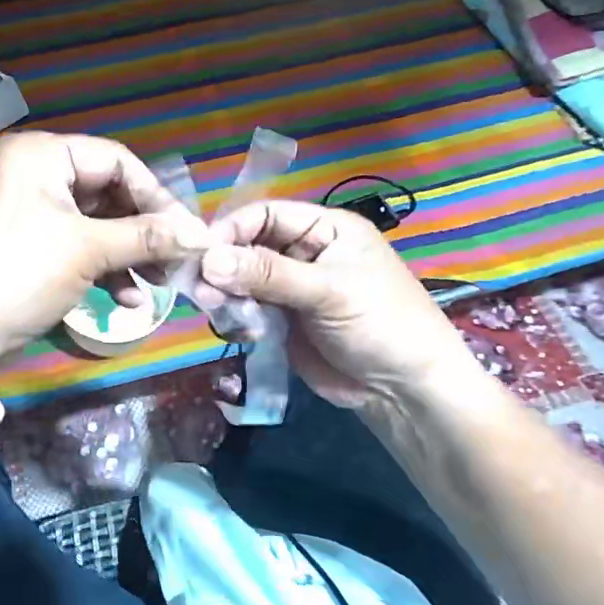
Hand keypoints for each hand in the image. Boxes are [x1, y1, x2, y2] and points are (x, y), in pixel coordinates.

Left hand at [0, 132, 208, 398]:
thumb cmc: (18, 275)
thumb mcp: (87, 251)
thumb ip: (147, 237)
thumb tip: (203, 235)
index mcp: (39, 155)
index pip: (115, 160)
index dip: (156, 196)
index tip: (189, 232)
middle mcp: (29, 174)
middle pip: (105, 193)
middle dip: (143, 232)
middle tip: (176, 263)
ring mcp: (24, 213)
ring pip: (92, 226)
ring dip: (127, 256)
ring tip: (157, 287)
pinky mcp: (22, 249)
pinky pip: (73, 249)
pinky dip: (101, 271)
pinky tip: (126, 301)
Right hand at [191, 200, 481, 408]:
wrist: (403, 390)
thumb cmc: (381, 324)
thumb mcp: (328, 292)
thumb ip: (267, 274)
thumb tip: (208, 260)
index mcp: (324, 230)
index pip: (265, 214)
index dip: (231, 229)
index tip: (201, 254)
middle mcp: (303, 253)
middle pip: (246, 247)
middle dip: (223, 266)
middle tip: (201, 291)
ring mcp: (289, 289)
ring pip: (240, 281)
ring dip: (225, 294)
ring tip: (216, 311)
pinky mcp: (279, 321)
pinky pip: (245, 310)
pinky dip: (235, 317)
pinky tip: (240, 331)